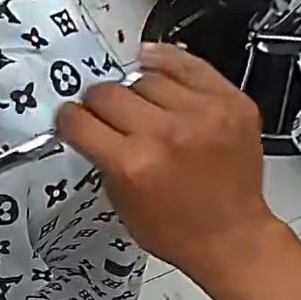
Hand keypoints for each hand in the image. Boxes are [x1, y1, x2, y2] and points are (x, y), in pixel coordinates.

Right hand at [56, 43, 283, 281]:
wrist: (230, 237)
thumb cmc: (179, 231)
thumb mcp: (123, 205)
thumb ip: (105, 161)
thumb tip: (92, 128)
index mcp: (132, 165)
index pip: (80, 121)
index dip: (69, 119)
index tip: (72, 118)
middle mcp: (165, 134)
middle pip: (109, 93)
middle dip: (97, 103)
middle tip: (102, 112)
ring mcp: (201, 114)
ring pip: (145, 76)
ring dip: (134, 89)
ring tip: (138, 104)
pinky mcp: (228, 102)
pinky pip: (188, 64)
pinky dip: (166, 62)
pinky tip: (153, 64)